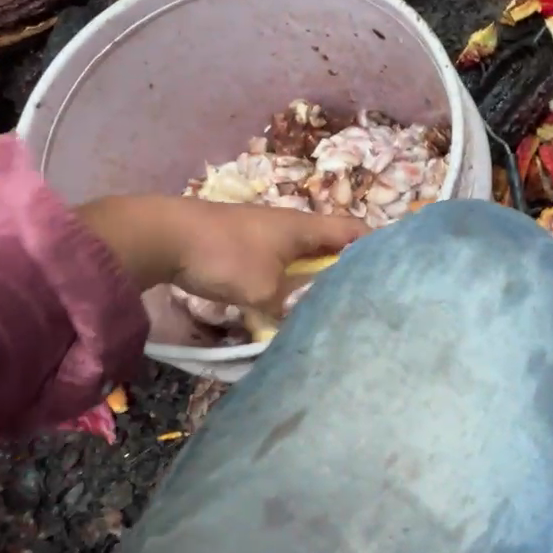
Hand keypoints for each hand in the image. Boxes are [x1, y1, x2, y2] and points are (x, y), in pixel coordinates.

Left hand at [76, 196, 367, 312]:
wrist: (160, 236)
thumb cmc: (223, 257)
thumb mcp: (264, 292)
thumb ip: (287, 310)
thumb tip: (298, 327)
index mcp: (306, 228)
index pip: (356, 231)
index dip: (377, 247)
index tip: (392, 272)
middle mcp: (291, 225)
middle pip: (332, 244)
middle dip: (347, 268)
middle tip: (361, 296)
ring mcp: (265, 233)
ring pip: (304, 254)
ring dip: (315, 276)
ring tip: (326, 302)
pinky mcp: (243, 244)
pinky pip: (280, 261)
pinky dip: (289, 278)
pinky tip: (284, 300)